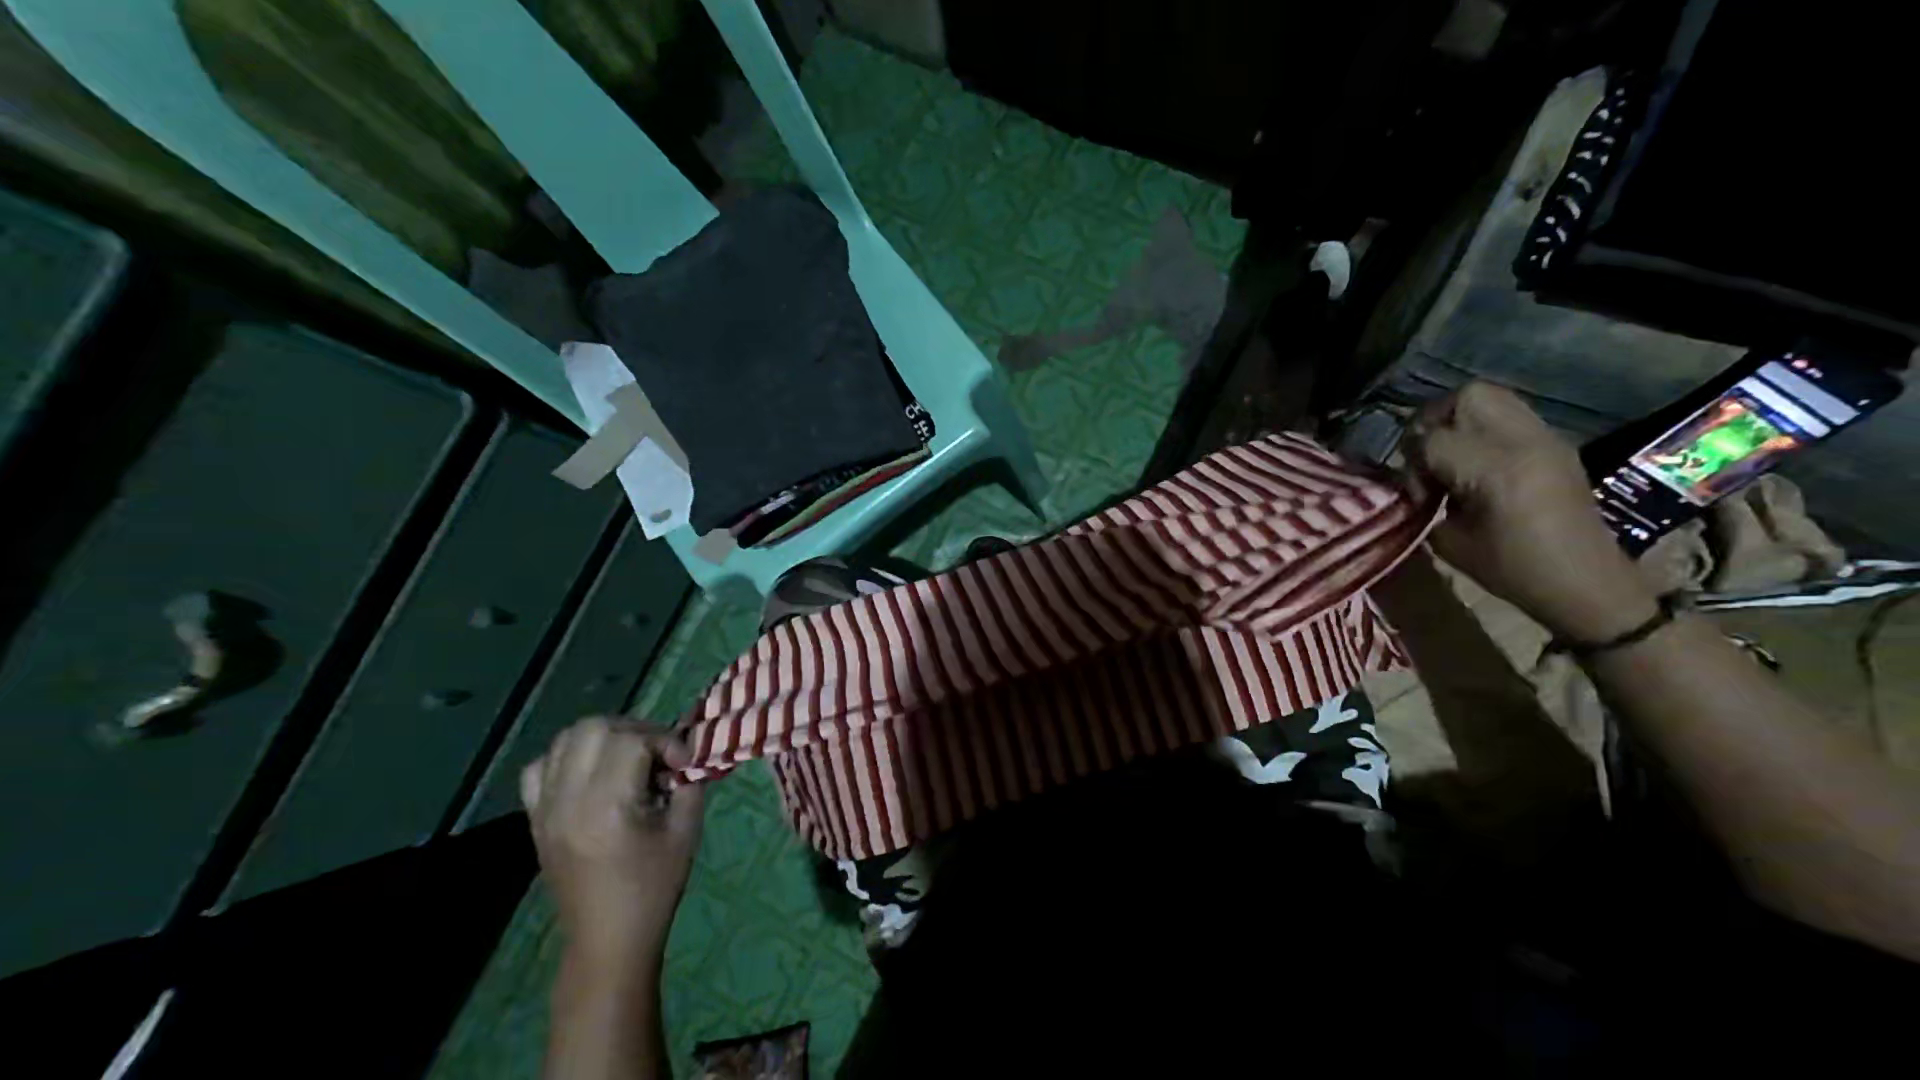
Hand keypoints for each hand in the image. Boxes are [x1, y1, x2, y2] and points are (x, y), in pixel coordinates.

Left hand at [521, 717, 704, 966]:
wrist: (608, 938)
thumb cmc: (654, 886)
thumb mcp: (686, 830)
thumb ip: (689, 782)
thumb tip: (687, 753)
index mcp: (607, 806)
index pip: (632, 739)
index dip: (665, 740)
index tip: (683, 762)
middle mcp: (568, 800)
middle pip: (594, 728)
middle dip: (634, 729)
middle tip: (657, 752)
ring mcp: (545, 808)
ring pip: (565, 738)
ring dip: (603, 736)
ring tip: (628, 757)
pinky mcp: (535, 818)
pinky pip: (540, 767)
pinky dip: (567, 757)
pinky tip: (592, 772)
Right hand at [1403, 381, 1660, 642]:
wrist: (1588, 583)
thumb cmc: (1513, 571)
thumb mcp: (1449, 541)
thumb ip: (1425, 500)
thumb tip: (1413, 479)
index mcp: (1495, 469)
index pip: (1432, 437)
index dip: (1412, 460)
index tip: (1416, 490)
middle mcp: (1523, 442)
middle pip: (1466, 397)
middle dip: (1436, 420)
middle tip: (1428, 454)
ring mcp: (1546, 438)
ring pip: (1492, 397)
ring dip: (1462, 420)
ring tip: (1453, 456)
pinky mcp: (1557, 445)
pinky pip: (1511, 416)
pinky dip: (1486, 429)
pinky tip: (1481, 464)